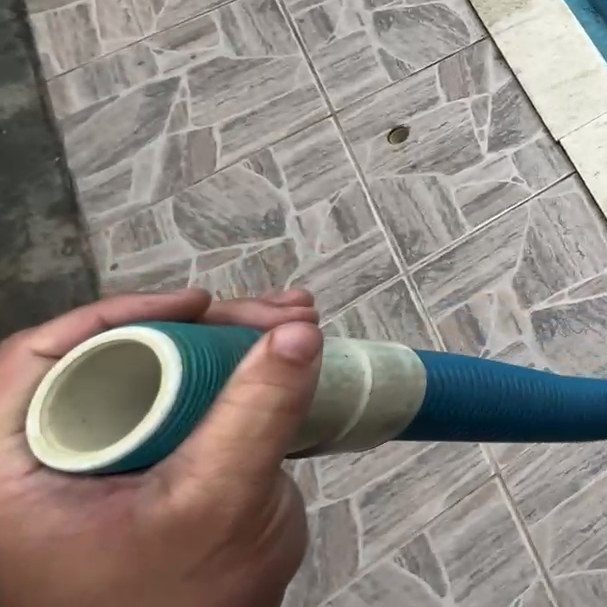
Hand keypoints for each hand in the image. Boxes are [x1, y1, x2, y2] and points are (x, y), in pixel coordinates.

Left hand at [0, 289, 323, 606]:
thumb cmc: (180, 595)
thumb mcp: (217, 501)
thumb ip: (255, 414)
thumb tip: (297, 331)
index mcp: (12, 477)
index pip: (35, 365)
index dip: (117, 318)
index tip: (200, 303)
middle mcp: (45, 462)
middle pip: (112, 358)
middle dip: (206, 323)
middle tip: (284, 313)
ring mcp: (103, 463)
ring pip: (158, 371)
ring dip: (233, 338)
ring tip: (301, 320)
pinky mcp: (154, 463)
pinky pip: (188, 397)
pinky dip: (241, 366)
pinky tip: (290, 348)